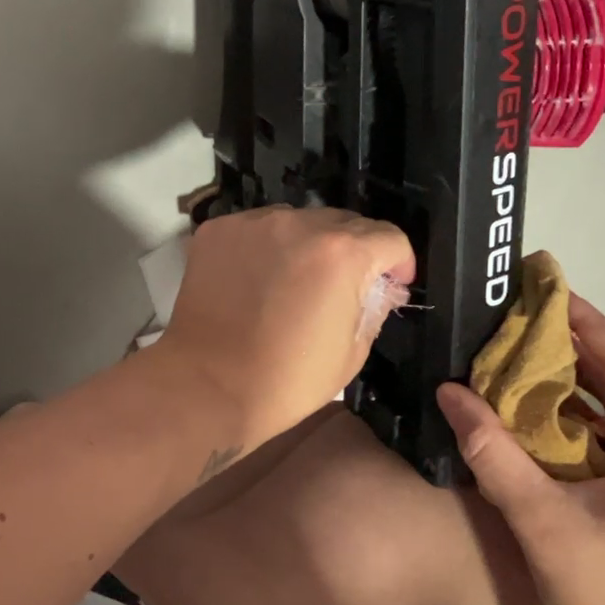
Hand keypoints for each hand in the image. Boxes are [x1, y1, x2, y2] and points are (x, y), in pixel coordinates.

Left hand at [155, 207, 415, 459]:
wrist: (207, 383)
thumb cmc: (287, 378)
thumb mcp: (353, 350)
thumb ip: (375, 305)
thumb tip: (382, 284)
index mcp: (341, 252)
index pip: (389, 236)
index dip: (397, 263)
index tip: (387, 285)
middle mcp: (297, 223)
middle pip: (343, 222)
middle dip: (351, 251)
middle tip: (335, 289)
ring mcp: (252, 222)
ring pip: (296, 220)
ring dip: (304, 244)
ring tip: (289, 283)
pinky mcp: (217, 229)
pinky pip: (255, 228)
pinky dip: (263, 246)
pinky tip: (253, 281)